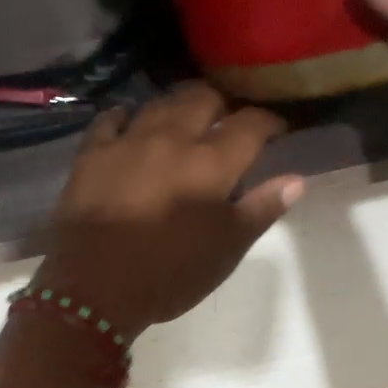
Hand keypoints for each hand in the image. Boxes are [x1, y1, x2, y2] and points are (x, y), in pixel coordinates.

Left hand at [34, 83, 303, 337]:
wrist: (94, 288)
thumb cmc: (169, 275)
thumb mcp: (225, 251)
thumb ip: (260, 210)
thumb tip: (296, 179)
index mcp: (212, 162)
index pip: (251, 124)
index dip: (269, 123)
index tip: (276, 132)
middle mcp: (172, 137)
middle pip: (203, 99)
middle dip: (221, 105)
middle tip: (226, 124)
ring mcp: (128, 141)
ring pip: (159, 104)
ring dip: (177, 107)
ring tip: (183, 122)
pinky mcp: (92, 154)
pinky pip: (111, 120)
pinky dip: (126, 118)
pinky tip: (130, 126)